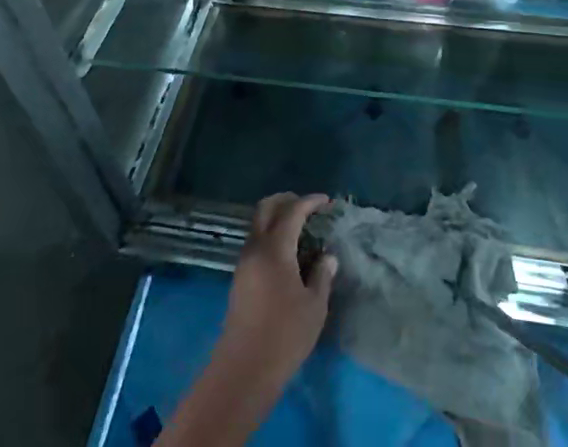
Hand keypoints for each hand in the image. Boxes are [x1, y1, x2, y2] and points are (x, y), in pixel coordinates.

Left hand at [217, 192, 336, 384]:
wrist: (245, 366)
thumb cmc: (285, 334)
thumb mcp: (314, 306)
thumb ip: (322, 276)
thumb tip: (327, 257)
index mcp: (275, 249)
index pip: (292, 212)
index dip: (309, 202)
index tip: (326, 201)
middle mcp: (255, 248)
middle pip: (265, 209)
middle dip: (286, 200)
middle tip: (308, 206)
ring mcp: (244, 262)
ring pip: (257, 225)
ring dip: (276, 217)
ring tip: (300, 228)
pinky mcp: (239, 277)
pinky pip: (255, 242)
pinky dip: (270, 235)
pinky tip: (287, 252)